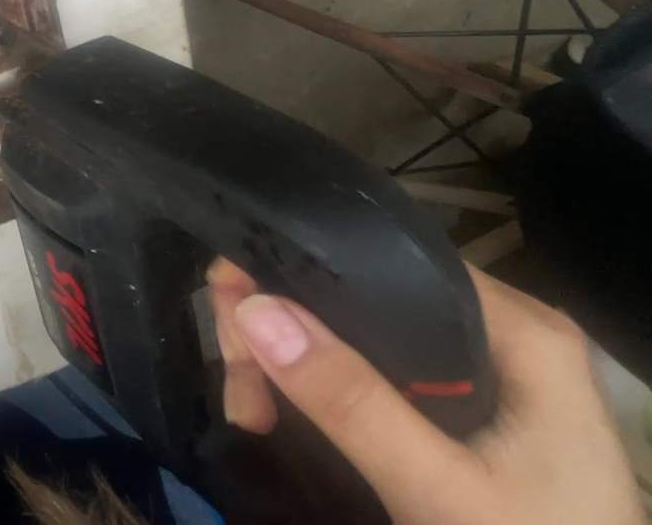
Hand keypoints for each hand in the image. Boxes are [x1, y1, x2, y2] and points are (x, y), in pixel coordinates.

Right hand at [209, 259, 643, 524]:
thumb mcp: (442, 489)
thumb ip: (352, 402)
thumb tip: (253, 306)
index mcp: (512, 329)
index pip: (377, 256)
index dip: (290, 270)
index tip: (233, 311)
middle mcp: (486, 327)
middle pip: (342, 289)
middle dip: (272, 330)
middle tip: (239, 382)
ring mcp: (461, 361)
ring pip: (332, 324)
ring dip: (272, 361)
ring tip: (251, 412)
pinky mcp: (439, 394)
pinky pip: (345, 360)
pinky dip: (297, 383)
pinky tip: (272, 415)